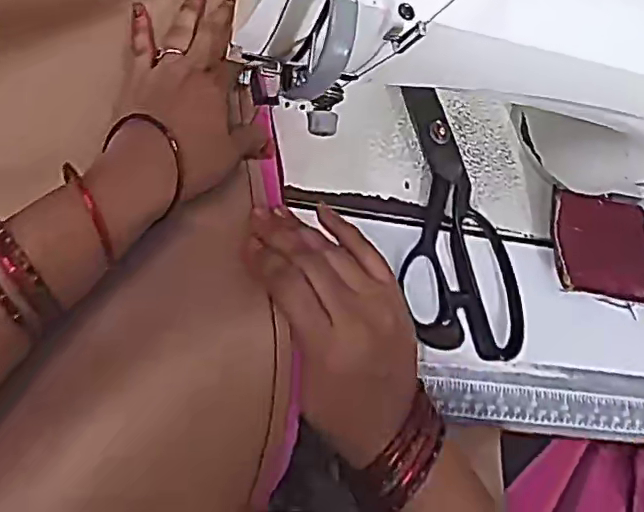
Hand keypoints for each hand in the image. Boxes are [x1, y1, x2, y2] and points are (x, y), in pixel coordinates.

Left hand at [116, 0, 267, 203]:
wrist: (145, 164)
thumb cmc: (186, 160)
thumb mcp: (228, 154)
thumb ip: (247, 141)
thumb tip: (262, 139)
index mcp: (216, 88)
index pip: (235, 64)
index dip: (244, 54)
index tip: (250, 46)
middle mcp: (191, 71)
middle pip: (212, 36)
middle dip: (223, 17)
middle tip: (230, 1)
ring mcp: (164, 70)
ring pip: (181, 32)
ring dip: (190, 12)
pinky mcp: (138, 75)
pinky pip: (140, 45)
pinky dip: (139, 26)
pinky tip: (139, 10)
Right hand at [244, 204, 419, 464]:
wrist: (394, 430)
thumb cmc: (343, 414)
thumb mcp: (299, 383)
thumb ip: (283, 329)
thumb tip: (264, 275)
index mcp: (327, 347)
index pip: (289, 285)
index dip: (264, 259)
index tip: (248, 245)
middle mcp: (357, 318)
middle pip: (310, 261)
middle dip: (279, 235)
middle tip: (258, 217)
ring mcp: (378, 302)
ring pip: (334, 251)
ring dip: (303, 229)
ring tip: (279, 213)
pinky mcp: (393, 294)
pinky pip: (367, 249)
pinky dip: (344, 228)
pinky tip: (324, 213)